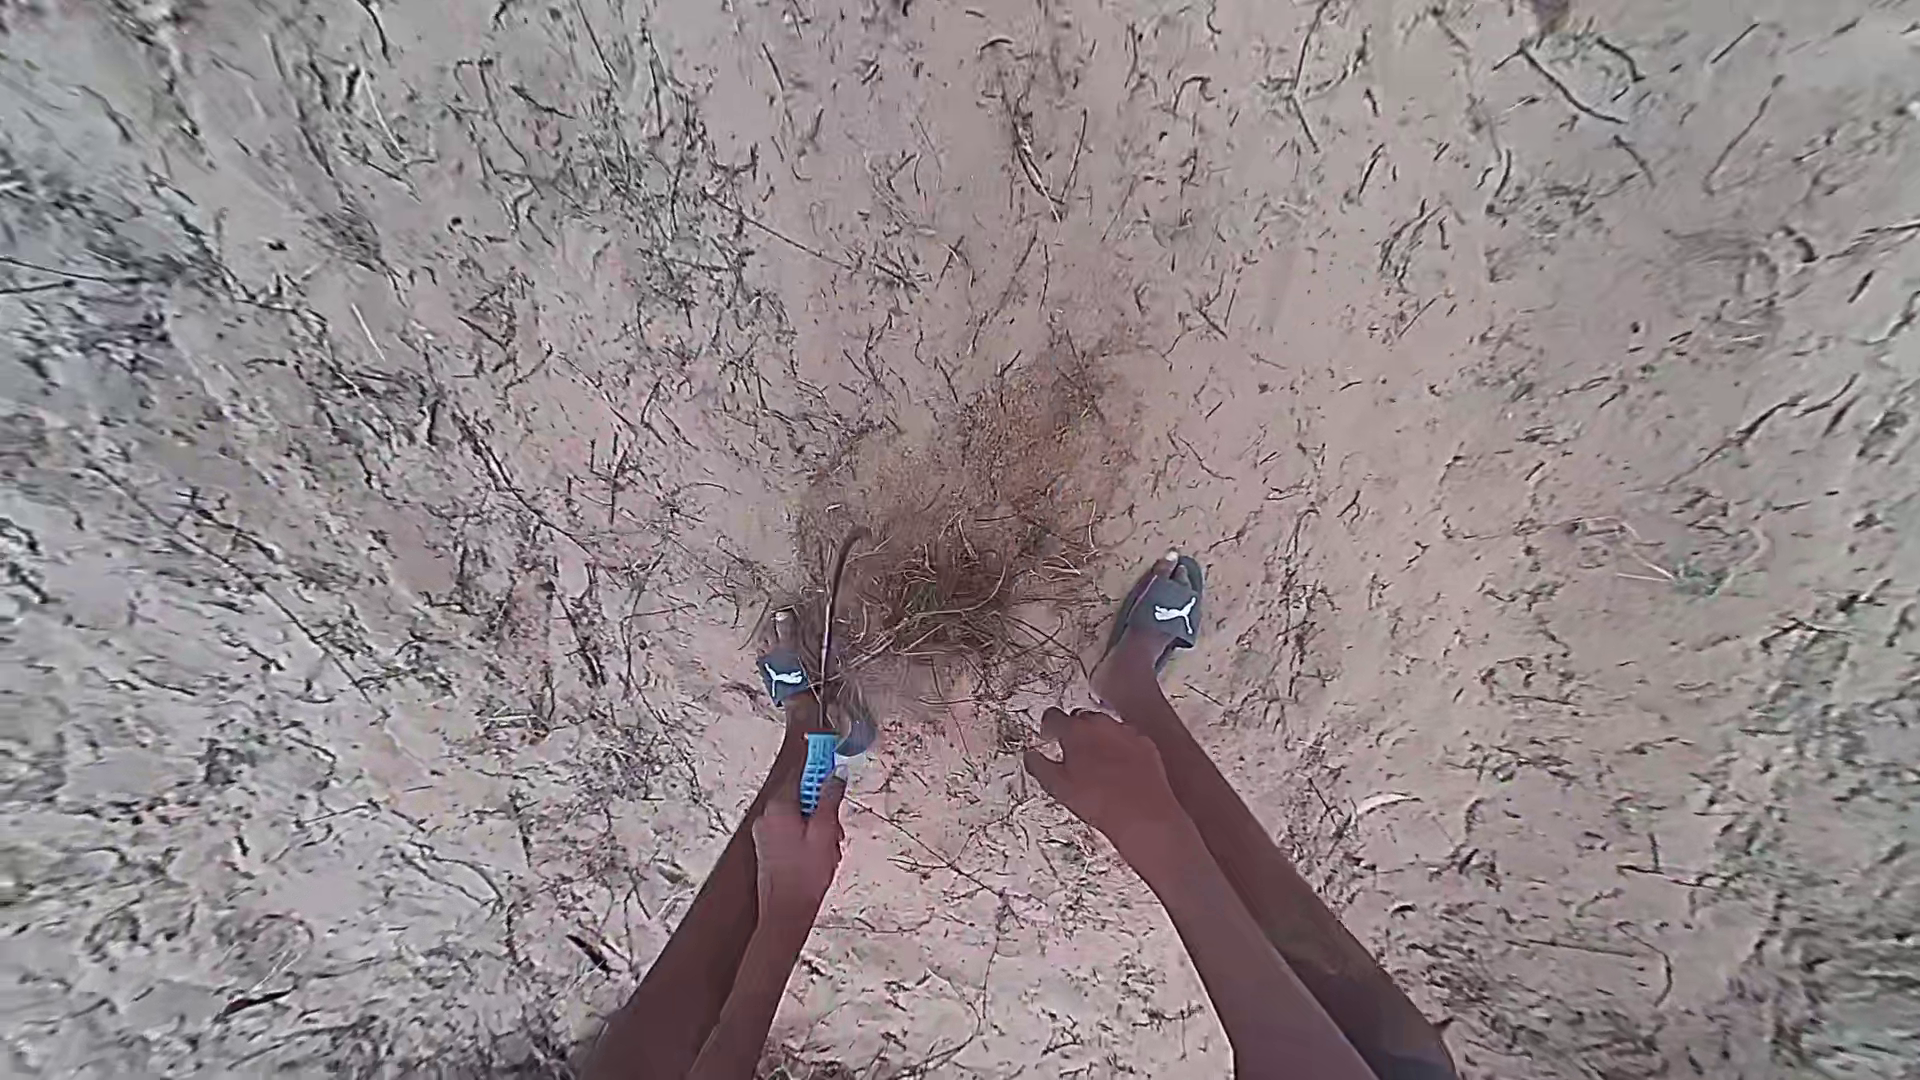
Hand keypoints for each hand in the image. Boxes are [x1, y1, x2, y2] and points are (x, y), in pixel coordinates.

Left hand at [752, 777, 845, 923]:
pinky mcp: (769, 846)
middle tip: (835, 822)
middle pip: (801, 792)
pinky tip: (820, 851)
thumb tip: (836, 774)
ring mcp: (766, 832)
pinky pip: (792, 827)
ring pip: (799, 812)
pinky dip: (808, 832)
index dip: (820, 763)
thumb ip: (830, 797)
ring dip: (818, 821)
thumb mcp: (825, 830)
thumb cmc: (804, 875)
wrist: (785, 913)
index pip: (801, 771)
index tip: (832, 755)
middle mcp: (768, 816)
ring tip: (830, 843)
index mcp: (779, 807)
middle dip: (822, 803)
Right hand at [1023, 708, 1186, 857]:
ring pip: (1105, 726)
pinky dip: (1122, 746)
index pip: (1053, 716)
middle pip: (1080, 718)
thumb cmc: (1098, 801)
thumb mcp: (1057, 786)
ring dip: (1098, 737)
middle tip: (1072, 752)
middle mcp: (1099, 724)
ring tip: (1097, 762)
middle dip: (1074, 731)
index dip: (1048, 726)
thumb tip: (1030, 756)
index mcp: (1074, 731)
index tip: (1048, 736)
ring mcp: (1124, 731)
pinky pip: (1128, 737)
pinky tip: (1120, 767)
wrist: (1142, 815)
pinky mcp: (1144, 742)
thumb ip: (1039, 766)